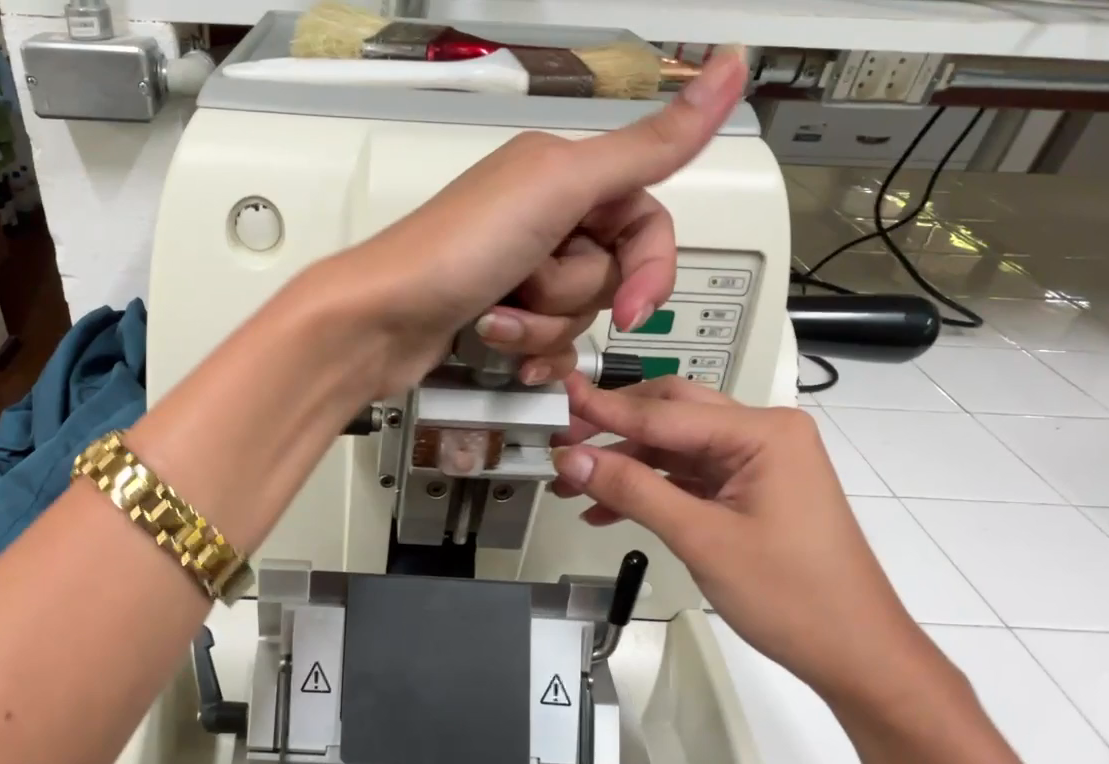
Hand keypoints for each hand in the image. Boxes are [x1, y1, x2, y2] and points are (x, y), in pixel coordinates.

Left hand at [314, 45, 748, 399]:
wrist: (377, 323)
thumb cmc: (452, 252)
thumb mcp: (561, 188)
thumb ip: (650, 146)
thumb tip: (730, 66)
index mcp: (564, 176)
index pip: (647, 221)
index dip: (649, 268)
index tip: (637, 306)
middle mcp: (543, 219)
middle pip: (611, 273)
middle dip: (573, 295)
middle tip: (529, 286)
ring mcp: (518, 271)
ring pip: (577, 313)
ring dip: (540, 325)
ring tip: (494, 314)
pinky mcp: (499, 316)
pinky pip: (546, 343)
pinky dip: (527, 351)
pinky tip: (496, 343)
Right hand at [551, 375, 938, 706]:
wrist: (851, 649)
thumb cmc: (791, 594)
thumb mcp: (702, 539)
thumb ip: (634, 491)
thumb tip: (573, 460)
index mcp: (763, 433)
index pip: (664, 414)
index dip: (603, 410)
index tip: (557, 397)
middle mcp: (762, 436)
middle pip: (670, 415)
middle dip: (612, 429)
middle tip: (560, 441)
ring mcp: (756, 465)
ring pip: (673, 449)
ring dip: (624, 464)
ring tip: (571, 485)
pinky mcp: (749, 493)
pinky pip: (686, 478)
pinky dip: (647, 490)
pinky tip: (605, 512)